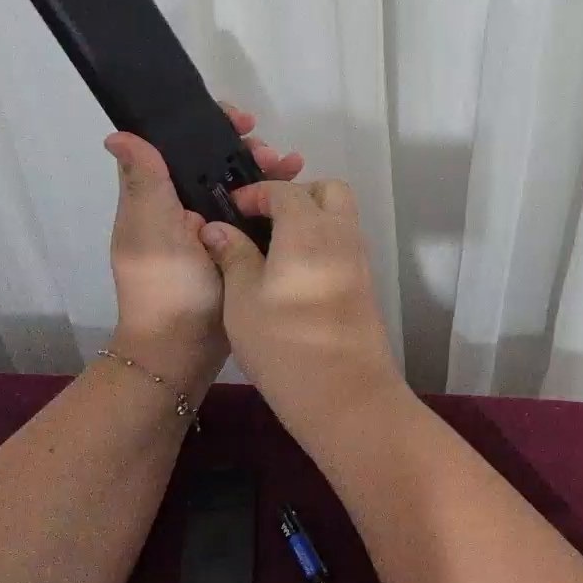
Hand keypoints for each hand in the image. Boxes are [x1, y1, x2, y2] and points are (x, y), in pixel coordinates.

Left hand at [103, 104, 302, 381]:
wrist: (184, 350)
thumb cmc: (164, 285)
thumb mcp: (151, 230)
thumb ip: (144, 181)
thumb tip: (118, 134)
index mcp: (159, 198)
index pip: (180, 146)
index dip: (208, 126)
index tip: (238, 120)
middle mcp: (186, 208)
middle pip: (217, 163)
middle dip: (246, 149)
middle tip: (271, 152)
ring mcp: (215, 230)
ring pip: (242, 186)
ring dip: (267, 170)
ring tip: (293, 166)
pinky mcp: (240, 250)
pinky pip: (259, 214)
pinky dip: (278, 199)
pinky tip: (300, 193)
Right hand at [198, 180, 402, 430]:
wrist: (345, 392)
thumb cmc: (284, 343)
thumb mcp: (242, 299)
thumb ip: (233, 256)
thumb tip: (217, 228)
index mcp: (309, 228)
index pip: (286, 190)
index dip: (256, 193)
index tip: (231, 211)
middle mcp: (341, 234)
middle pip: (328, 191)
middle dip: (295, 195)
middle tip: (261, 221)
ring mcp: (358, 259)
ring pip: (341, 217)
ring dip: (311, 218)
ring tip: (271, 248)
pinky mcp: (364, 284)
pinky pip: (344, 244)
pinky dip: (321, 242)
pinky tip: (291, 273)